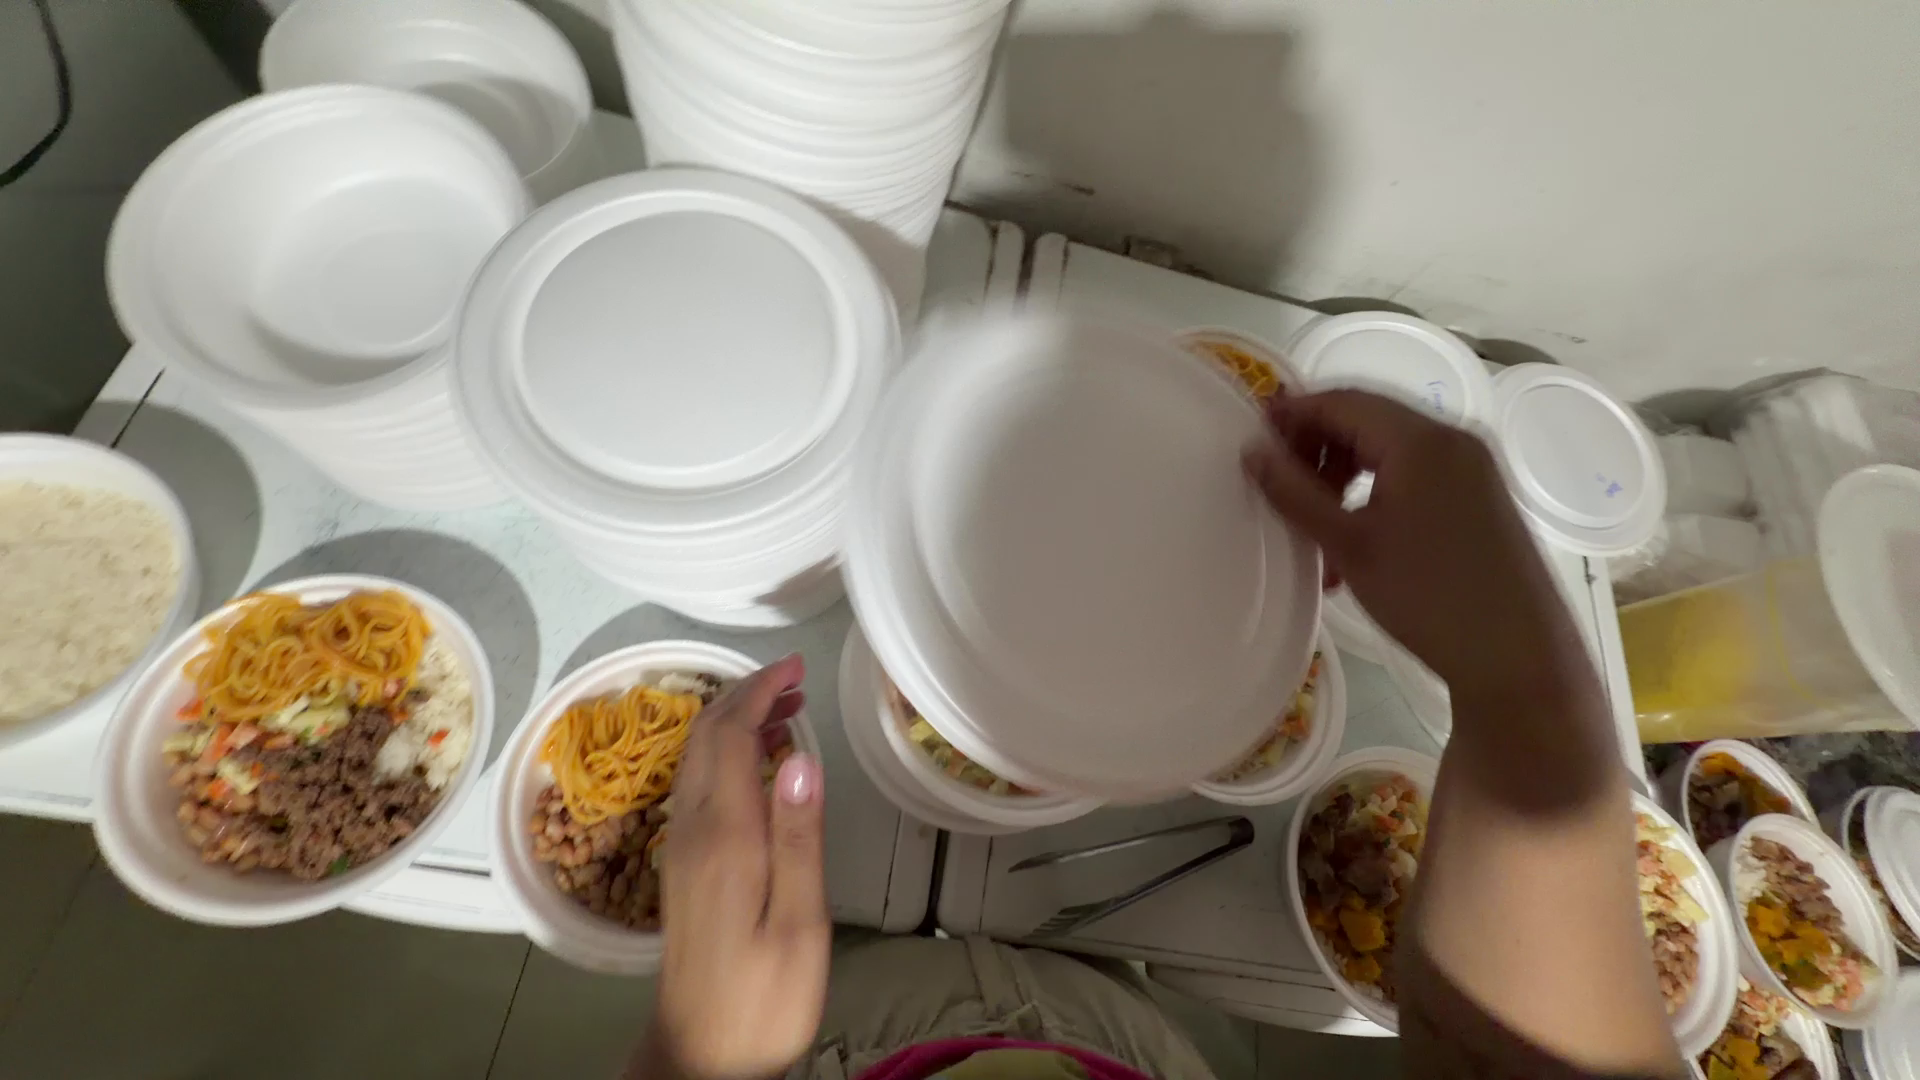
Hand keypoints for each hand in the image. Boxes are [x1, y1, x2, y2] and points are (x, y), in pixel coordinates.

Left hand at [644, 654, 828, 1079]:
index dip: (758, 690)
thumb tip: (800, 757)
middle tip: (795, 679)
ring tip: (788, 708)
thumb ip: (799, 837)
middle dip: (746, 693)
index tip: (795, 667)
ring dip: (736, 718)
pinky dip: (729, 750)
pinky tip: (764, 760)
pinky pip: (701, 781)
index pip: (730, 734)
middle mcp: (693, 826)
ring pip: (699, 755)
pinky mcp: (684, 859)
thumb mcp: (800, 921)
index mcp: (724, 833)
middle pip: (707, 735)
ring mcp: (682, 842)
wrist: (700, 1056)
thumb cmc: (764, 994)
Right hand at [1243, 390, 1565, 692]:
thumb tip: (1252, 453)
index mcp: (1421, 440)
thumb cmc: (1426, 596)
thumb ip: (1293, 492)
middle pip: (1365, 419)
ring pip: (1386, 448)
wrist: (1516, 656)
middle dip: (1314, 447)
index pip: (1342, 400)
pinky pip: (1411, 472)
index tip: (1252, 440)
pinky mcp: (1478, 494)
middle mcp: (1452, 439)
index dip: (1291, 414)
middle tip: (1278, 485)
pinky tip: (1352, 537)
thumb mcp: (1347, 544)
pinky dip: (1371, 491)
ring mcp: (1471, 466)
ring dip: (1340, 474)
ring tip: (1313, 523)